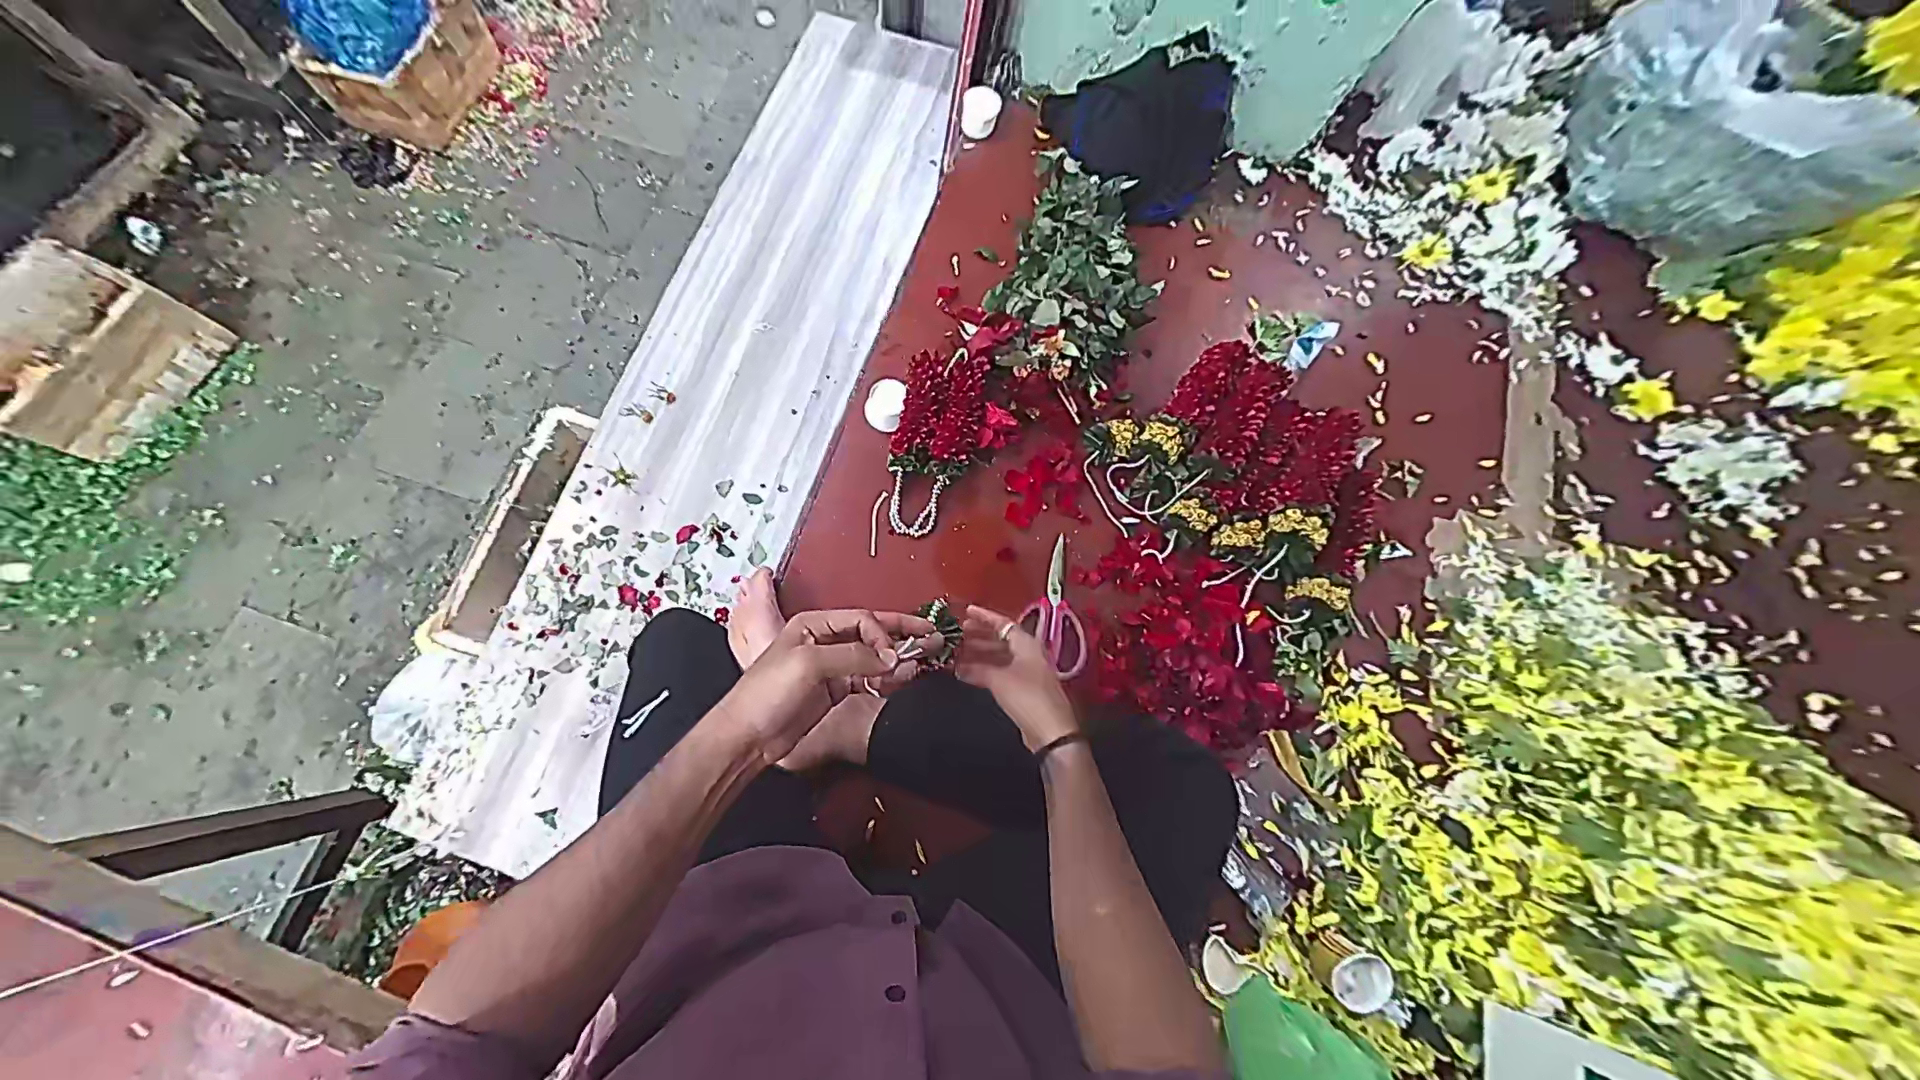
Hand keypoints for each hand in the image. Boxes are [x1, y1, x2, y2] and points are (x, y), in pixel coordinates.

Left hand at [714, 609, 936, 765]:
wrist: (748, 737)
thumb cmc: (766, 693)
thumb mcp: (809, 664)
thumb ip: (853, 656)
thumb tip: (889, 657)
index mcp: (813, 624)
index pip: (860, 619)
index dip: (880, 634)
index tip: (891, 656)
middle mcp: (823, 641)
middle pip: (870, 632)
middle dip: (900, 634)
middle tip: (930, 635)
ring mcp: (831, 666)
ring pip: (872, 656)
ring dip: (895, 659)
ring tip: (920, 661)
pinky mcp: (835, 689)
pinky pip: (867, 677)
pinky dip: (884, 678)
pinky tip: (899, 680)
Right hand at [955, 604, 1078, 751]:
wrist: (1050, 730)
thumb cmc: (1027, 696)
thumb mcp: (998, 679)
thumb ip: (977, 669)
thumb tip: (959, 666)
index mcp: (1027, 644)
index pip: (1003, 623)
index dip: (984, 617)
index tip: (967, 612)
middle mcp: (1029, 653)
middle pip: (1002, 638)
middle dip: (980, 635)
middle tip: (959, 632)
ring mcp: (1028, 670)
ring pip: (1001, 655)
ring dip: (981, 653)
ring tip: (959, 651)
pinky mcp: (1025, 687)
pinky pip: (1001, 670)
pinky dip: (986, 668)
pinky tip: (969, 671)